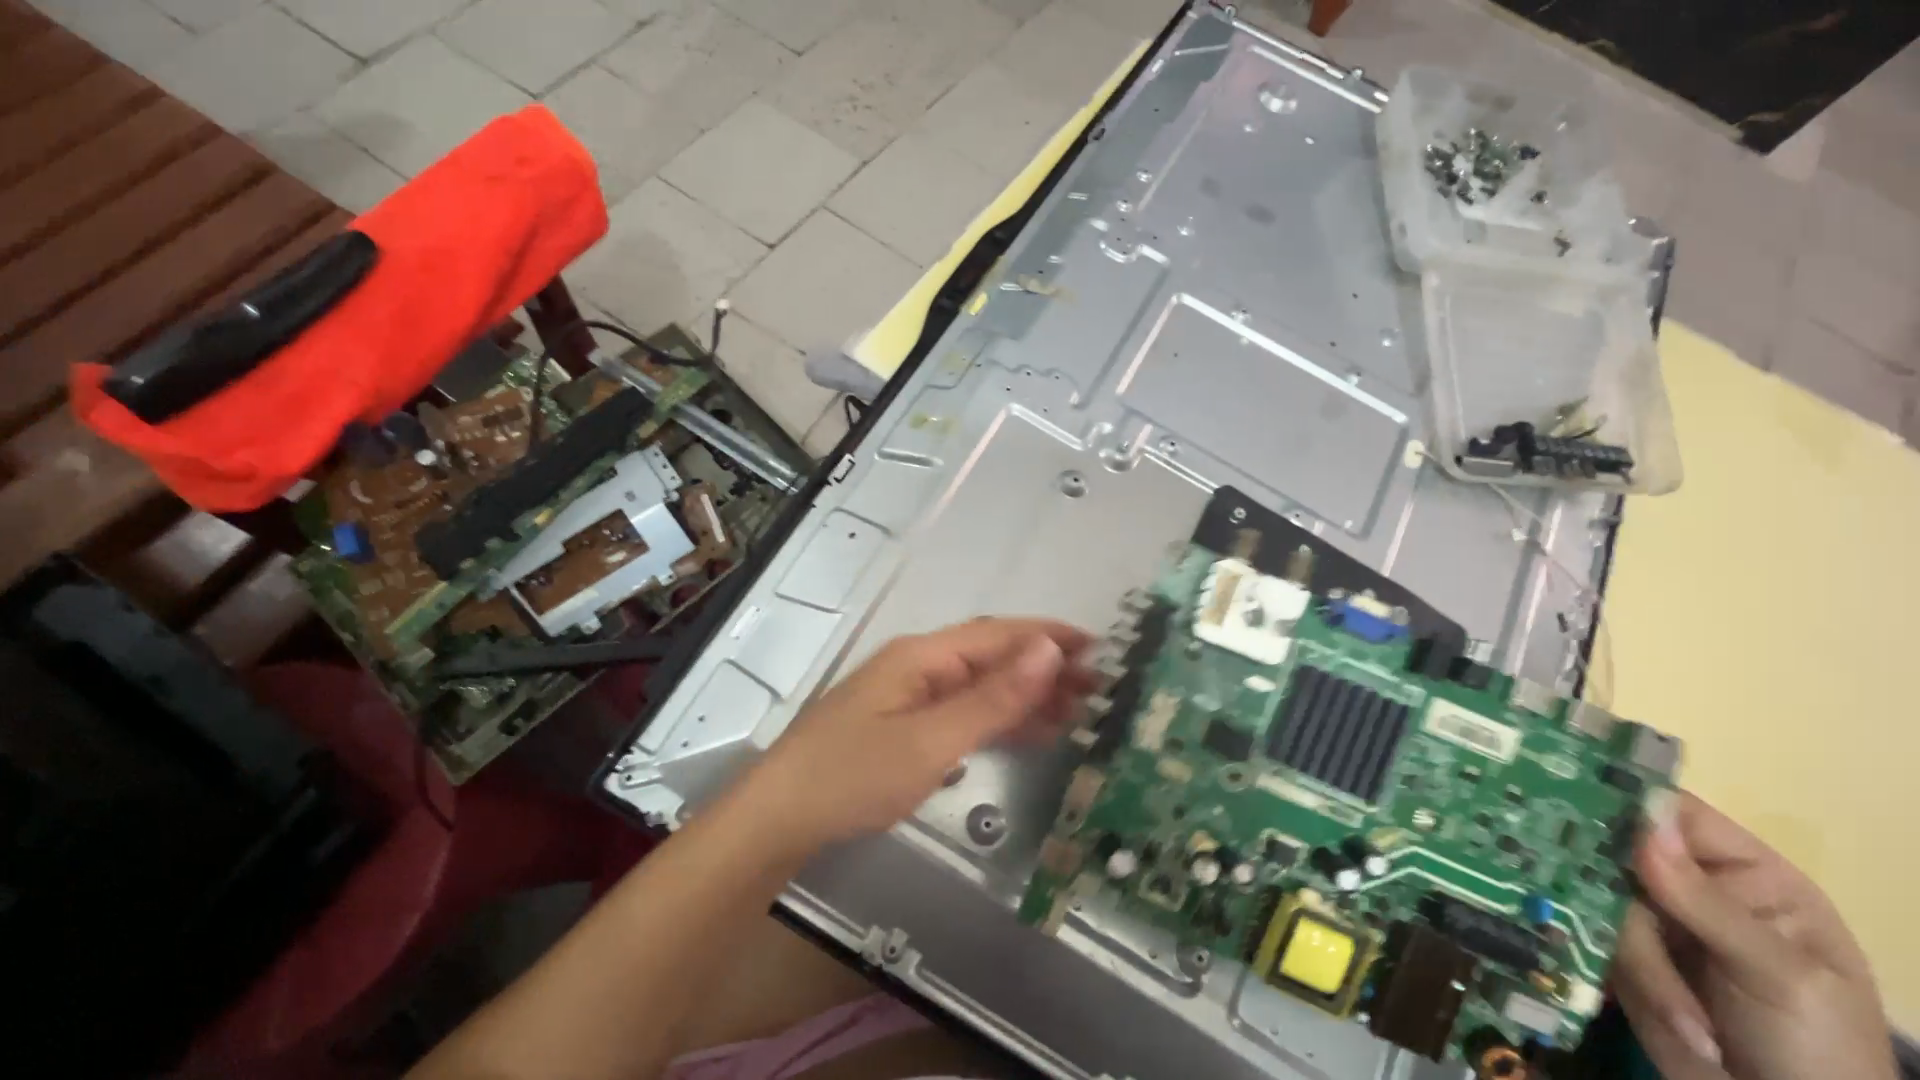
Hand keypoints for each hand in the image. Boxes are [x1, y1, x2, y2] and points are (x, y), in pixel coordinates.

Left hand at [738, 618, 1093, 850]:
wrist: (778, 819)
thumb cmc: (853, 776)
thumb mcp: (931, 741)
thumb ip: (992, 699)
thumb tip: (1049, 651)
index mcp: (922, 656)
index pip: (998, 634)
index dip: (1049, 637)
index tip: (1101, 649)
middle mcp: (917, 666)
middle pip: (991, 657)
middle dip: (1044, 667)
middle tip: (1100, 689)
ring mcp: (907, 697)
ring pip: (979, 686)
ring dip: (1025, 695)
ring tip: (1078, 712)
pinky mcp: (901, 728)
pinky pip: (961, 712)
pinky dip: (998, 719)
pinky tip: (1027, 733)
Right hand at [1613, 791, 1895, 1079]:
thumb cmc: (1821, 1048)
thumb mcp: (1780, 974)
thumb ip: (1707, 900)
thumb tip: (1643, 819)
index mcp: (1747, 878)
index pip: (1678, 818)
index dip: (1631, 805)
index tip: (1577, 802)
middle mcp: (1692, 892)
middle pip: (1621, 858)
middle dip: (1618, 896)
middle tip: (1610, 912)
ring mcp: (1654, 929)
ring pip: (1602, 907)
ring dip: (1642, 968)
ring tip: (1694, 1025)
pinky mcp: (1622, 964)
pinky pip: (1589, 943)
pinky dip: (1616, 981)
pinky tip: (1669, 1021)